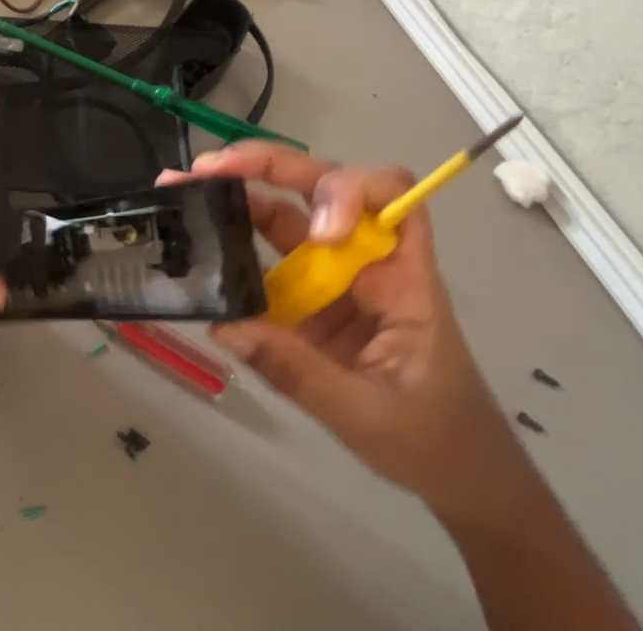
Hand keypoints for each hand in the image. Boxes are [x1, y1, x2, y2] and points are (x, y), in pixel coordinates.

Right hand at [168, 142, 538, 523]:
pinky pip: (268, 265)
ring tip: (183, 187)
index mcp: (402, 279)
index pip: (390, 198)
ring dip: (240, 194)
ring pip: (290, 218)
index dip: (351, 192)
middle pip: (325, 189)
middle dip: (269, 168)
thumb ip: (298, 371)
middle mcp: (366, 265)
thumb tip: (224, 326)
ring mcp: (334, 282)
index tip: (316, 232)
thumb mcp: (367, 414)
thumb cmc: (435, 440)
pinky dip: (231, 247)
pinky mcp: (308, 305)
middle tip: (207, 168)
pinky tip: (193, 243)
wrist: (458, 475)